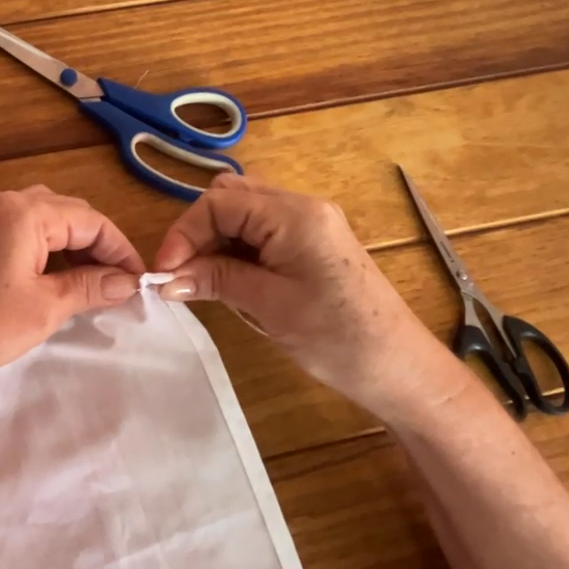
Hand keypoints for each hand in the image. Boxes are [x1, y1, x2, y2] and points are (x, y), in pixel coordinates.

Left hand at [0, 186, 145, 389]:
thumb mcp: (47, 307)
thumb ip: (93, 287)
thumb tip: (129, 282)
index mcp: (24, 212)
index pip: (90, 220)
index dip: (120, 249)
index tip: (141, 281)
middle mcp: (5, 202)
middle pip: (70, 213)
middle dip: (99, 246)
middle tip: (121, 285)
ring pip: (48, 220)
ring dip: (75, 248)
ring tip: (95, 285)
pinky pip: (25, 230)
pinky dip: (49, 250)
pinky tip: (61, 278)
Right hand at [154, 173, 462, 420]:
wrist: (402, 371)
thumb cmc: (337, 337)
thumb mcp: (268, 306)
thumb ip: (215, 280)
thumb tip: (166, 279)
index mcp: (295, 215)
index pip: (219, 202)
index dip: (185, 233)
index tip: (166, 272)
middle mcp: (302, 207)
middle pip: (230, 198)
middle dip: (197, 232)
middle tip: (180, 273)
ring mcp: (309, 224)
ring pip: (242, 213)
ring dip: (213, 241)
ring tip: (199, 279)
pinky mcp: (311, 244)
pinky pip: (259, 231)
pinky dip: (234, 249)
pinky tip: (225, 278)